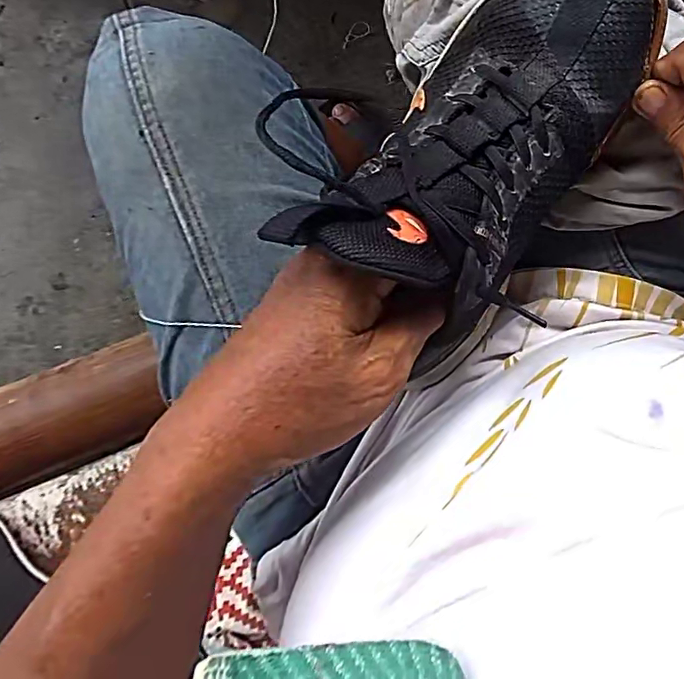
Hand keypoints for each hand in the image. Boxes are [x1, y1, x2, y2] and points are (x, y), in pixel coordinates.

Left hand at [166, 249, 441, 482]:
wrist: (218, 437)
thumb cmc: (297, 404)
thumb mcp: (382, 369)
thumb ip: (424, 321)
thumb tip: (445, 295)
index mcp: (349, 261)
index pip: (423, 245)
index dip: (452, 269)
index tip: (466, 295)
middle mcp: (325, 254)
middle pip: (397, 254)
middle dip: (422, 283)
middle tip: (436, 321)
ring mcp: (306, 272)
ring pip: (375, 272)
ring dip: (395, 297)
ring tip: (403, 333)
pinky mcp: (296, 295)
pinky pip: (350, 285)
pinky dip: (369, 306)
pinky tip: (372, 336)